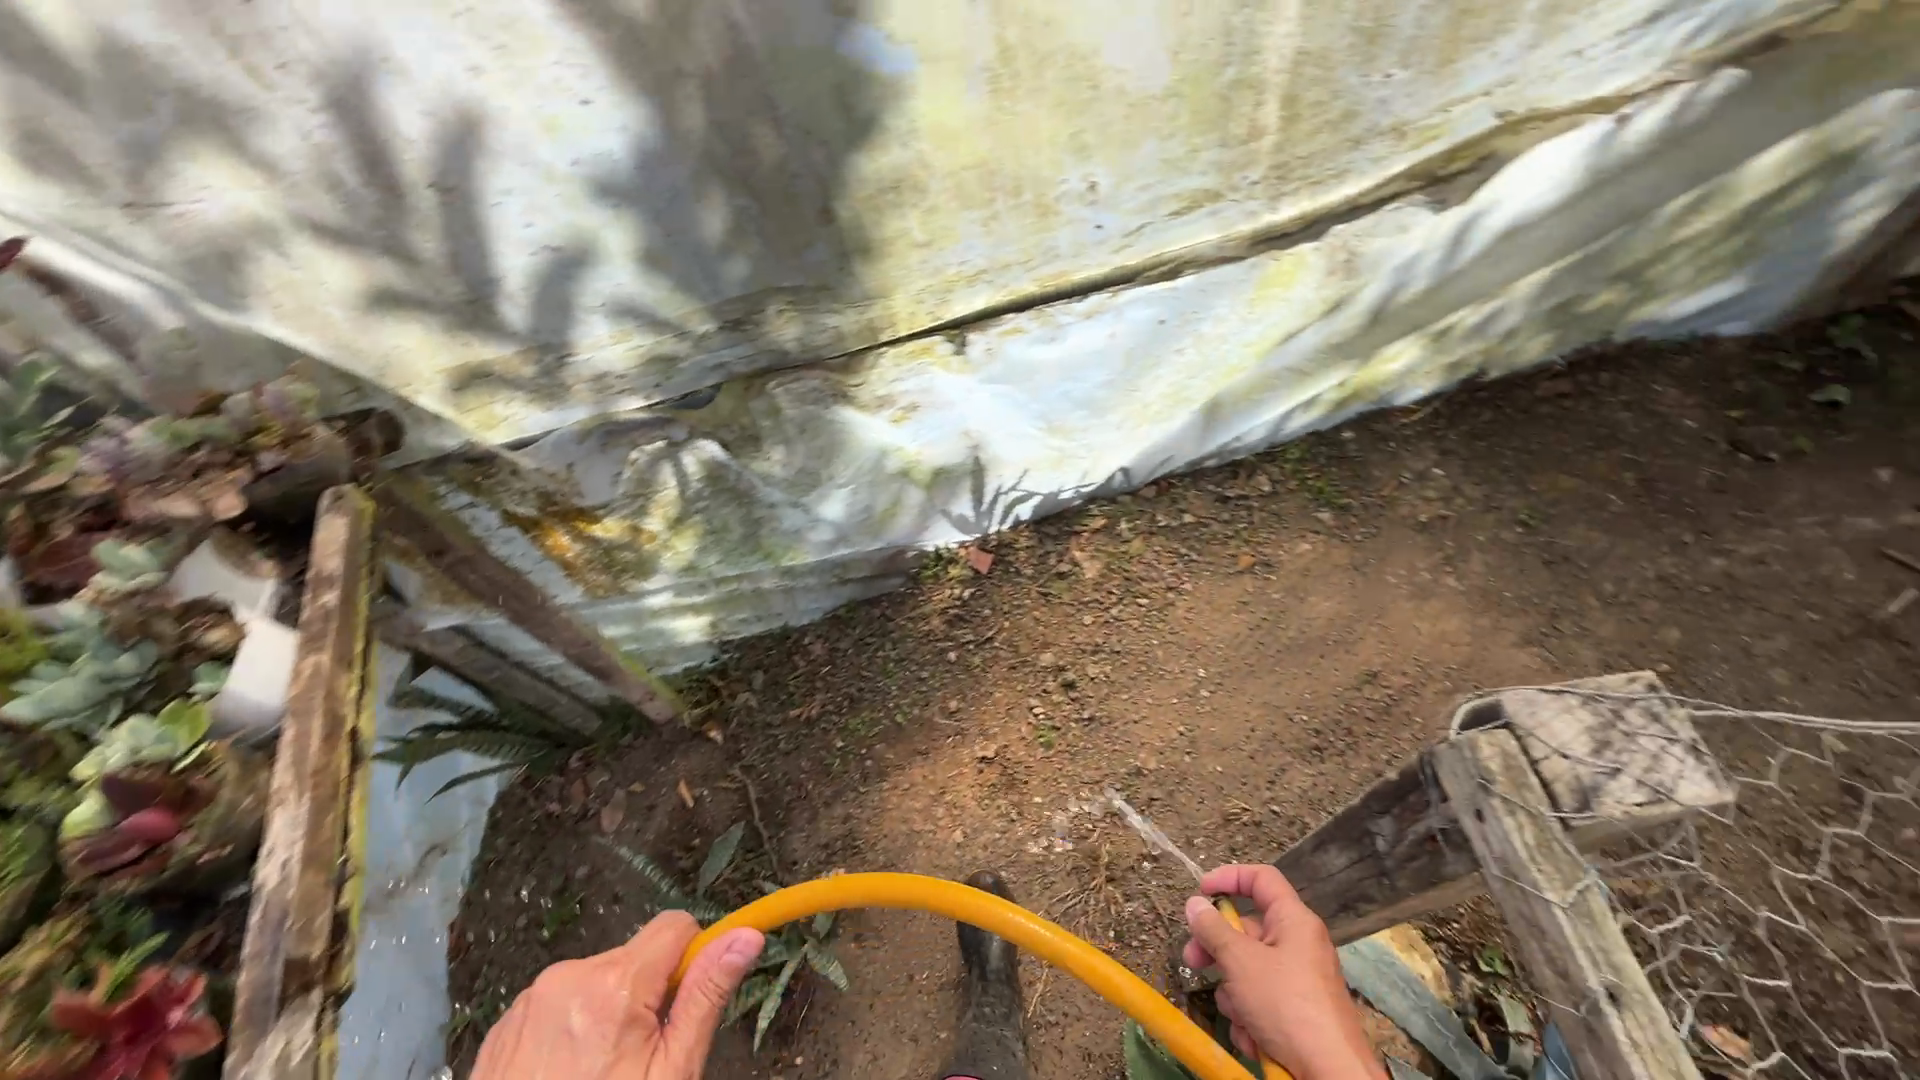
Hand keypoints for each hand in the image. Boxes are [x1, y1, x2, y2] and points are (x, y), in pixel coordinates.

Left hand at [471, 912, 763, 1079]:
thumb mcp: (671, 1074)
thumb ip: (706, 997)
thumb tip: (746, 936)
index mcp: (615, 984)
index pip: (676, 926)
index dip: (691, 960)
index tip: (684, 1006)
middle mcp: (569, 975)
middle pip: (636, 957)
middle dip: (648, 994)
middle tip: (641, 1056)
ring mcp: (530, 999)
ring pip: (598, 979)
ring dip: (609, 1010)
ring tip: (599, 1071)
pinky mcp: (505, 1023)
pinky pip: (559, 1002)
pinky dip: (572, 1027)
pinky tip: (566, 1075)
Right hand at [1184, 865, 1385, 1079]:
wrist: (1331, 1075)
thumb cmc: (1286, 1006)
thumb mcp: (1240, 961)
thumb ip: (1213, 929)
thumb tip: (1195, 904)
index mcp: (1294, 921)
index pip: (1261, 878)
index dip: (1228, 877)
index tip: (1200, 892)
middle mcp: (1299, 945)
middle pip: (1248, 930)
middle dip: (1217, 948)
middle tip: (1193, 961)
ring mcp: (1299, 982)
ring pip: (1249, 970)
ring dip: (1234, 992)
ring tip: (1239, 1014)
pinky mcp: (1297, 1014)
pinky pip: (1261, 1001)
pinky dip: (1250, 1016)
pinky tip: (1253, 1036)